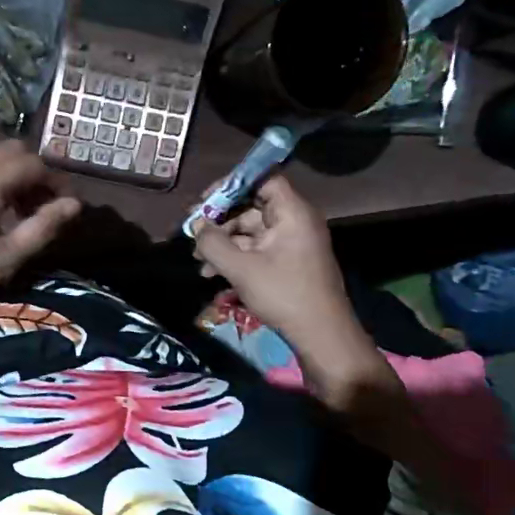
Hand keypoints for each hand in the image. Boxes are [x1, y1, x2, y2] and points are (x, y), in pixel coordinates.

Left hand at [0, 141, 80, 324]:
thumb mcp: (4, 258)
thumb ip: (42, 227)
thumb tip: (75, 204)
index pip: (32, 163)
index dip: (57, 180)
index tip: (69, 205)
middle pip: (13, 151)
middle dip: (37, 173)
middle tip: (47, 207)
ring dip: (16, 175)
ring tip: (24, 213)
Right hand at [191, 175, 354, 343]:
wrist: (321, 334)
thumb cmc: (283, 294)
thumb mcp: (241, 268)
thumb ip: (213, 243)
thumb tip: (196, 225)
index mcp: (292, 213)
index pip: (263, 179)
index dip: (232, 184)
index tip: (205, 200)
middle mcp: (294, 222)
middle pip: (251, 206)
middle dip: (220, 219)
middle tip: (193, 232)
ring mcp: (291, 243)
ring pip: (249, 231)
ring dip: (222, 242)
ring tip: (199, 260)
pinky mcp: (286, 262)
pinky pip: (256, 249)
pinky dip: (234, 257)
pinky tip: (212, 274)